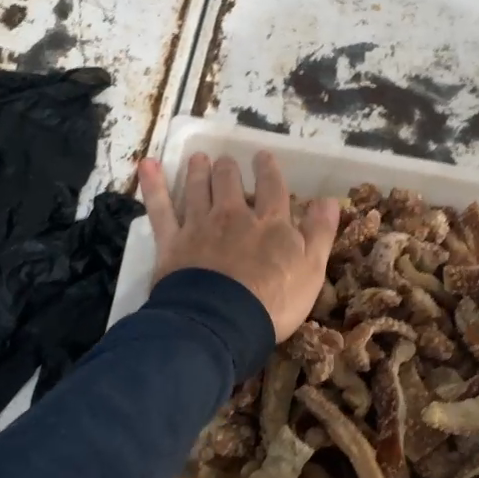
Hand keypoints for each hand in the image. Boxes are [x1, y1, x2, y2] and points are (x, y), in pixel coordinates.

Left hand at [137, 152, 338, 340]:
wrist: (222, 321)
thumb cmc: (274, 301)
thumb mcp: (311, 270)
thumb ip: (320, 233)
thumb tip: (331, 200)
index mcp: (270, 223)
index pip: (272, 187)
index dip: (268, 170)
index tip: (263, 156)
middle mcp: (234, 215)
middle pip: (230, 182)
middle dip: (229, 168)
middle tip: (227, 161)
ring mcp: (200, 225)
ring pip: (198, 188)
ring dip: (198, 171)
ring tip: (199, 158)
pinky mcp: (172, 241)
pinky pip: (160, 208)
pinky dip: (152, 185)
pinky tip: (147, 165)